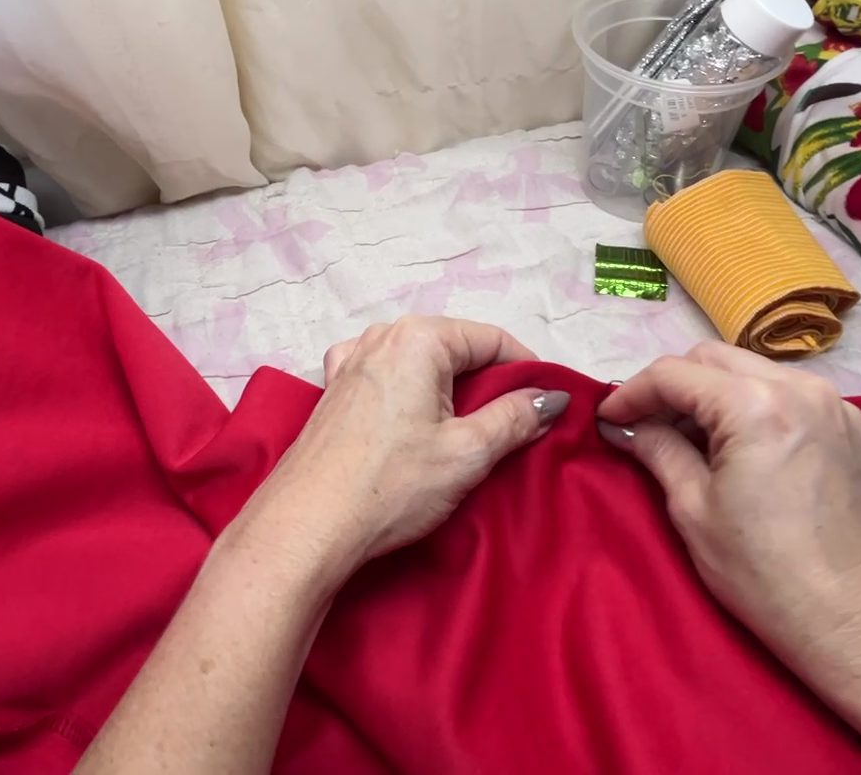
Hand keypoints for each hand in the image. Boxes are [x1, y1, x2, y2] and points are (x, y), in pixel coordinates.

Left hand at [236, 316, 567, 578]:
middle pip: (455, 348)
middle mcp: (381, 335)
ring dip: (449, 389)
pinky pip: (386, 374)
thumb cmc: (392, 484)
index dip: (527, 370)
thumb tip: (552, 398)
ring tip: (466, 430)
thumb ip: (516, 417)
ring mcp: (351, 358)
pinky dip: (408, 390)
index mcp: (418, 338)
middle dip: (488, 382)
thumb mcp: (468, 452)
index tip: (547, 403)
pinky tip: (412, 418)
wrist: (307, 525)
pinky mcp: (333, 387)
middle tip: (512, 425)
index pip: (491, 339)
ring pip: (420, 362)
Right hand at [595, 342, 860, 681]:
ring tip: (685, 436)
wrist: (858, 622)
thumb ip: (656, 449)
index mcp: (754, 405)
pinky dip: (746, 403)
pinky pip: (781, 390)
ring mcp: (829, 402)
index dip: (631, 393)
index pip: (673, 374)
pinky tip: (732, 443)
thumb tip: (623, 427)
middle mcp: (797, 387)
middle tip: (644, 426)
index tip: (608, 418)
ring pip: (746, 368)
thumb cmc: (764, 573)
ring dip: (708, 392)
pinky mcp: (847, 423)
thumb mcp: (693, 508)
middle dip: (670, 386)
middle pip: (710, 358)